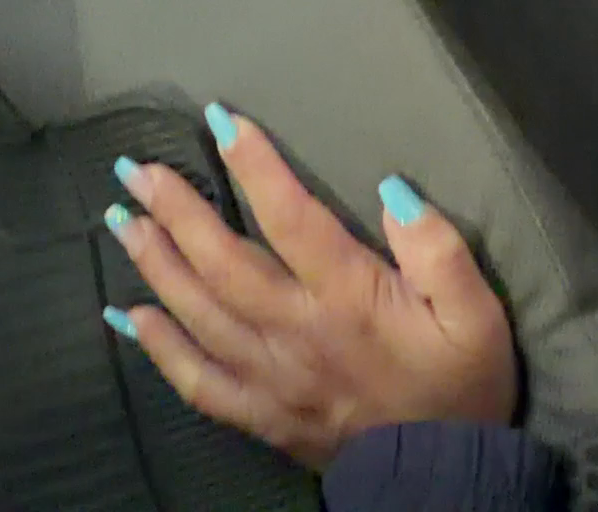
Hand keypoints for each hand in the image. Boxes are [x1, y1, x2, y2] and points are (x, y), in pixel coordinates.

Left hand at [100, 105, 517, 468]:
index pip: (291, 218)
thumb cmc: (463, 378)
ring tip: (122, 219)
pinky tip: (128, 316)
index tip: (222, 121)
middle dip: (178, 210)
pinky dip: (157, 347)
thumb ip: (437, 248)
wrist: (441, 476)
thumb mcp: (475, 309)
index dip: (255, 166)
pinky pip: (195, 379)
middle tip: (137, 169)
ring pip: (198, 313)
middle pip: (223, 263)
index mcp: (348, 299)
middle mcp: (296, 332)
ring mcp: (270, 377)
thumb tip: (392, 191)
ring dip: (155, 263)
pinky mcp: (260, 414)